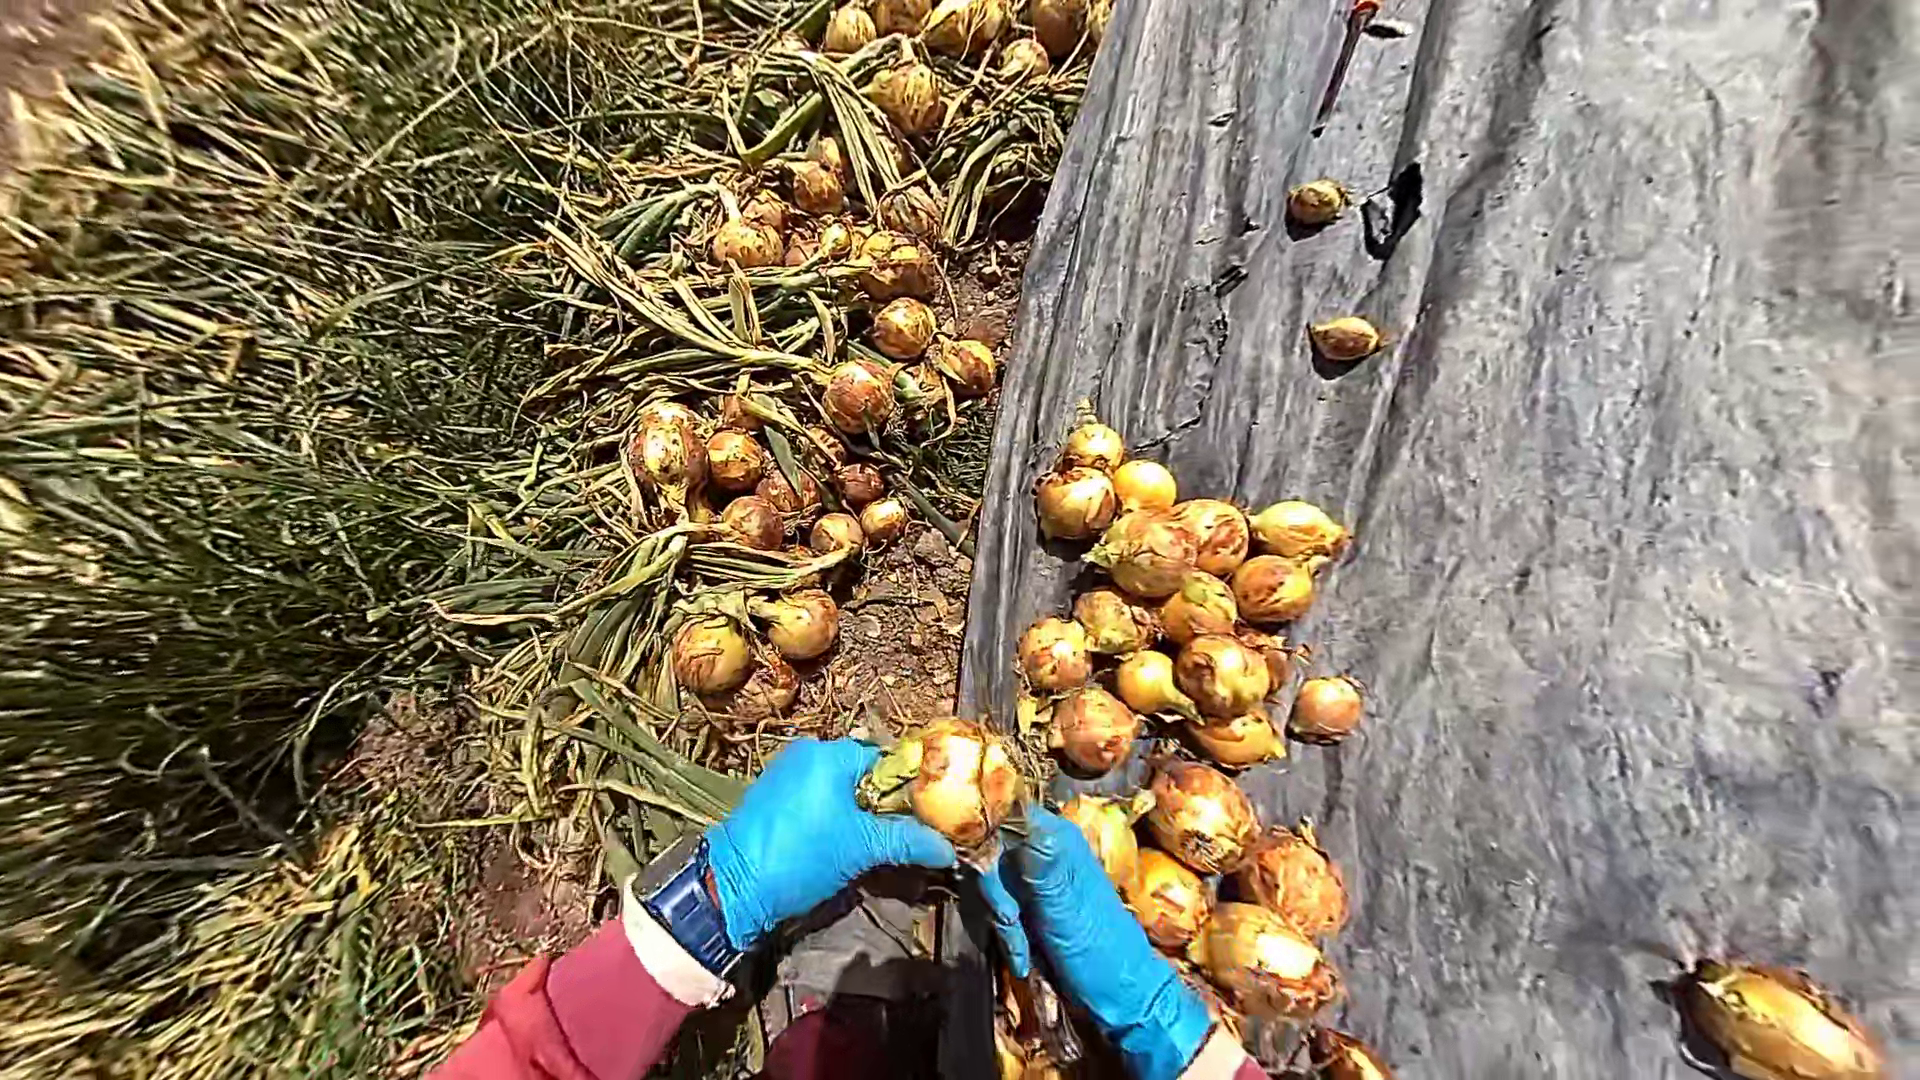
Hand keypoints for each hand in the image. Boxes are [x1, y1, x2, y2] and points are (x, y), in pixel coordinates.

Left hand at [705, 737, 956, 950]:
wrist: (731, 887)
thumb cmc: (802, 856)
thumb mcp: (861, 848)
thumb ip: (906, 841)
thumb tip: (949, 849)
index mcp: (831, 754)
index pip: (884, 760)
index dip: (905, 788)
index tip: (920, 814)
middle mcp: (809, 751)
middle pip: (862, 771)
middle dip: (880, 802)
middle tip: (896, 833)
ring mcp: (787, 770)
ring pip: (837, 784)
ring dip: (856, 809)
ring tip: (868, 841)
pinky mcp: (772, 791)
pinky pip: (815, 793)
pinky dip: (831, 811)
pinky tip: (836, 839)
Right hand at [980, 808, 1213, 1079]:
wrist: (1119, 997)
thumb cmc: (1097, 948)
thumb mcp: (1064, 903)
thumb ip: (1037, 856)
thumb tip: (1013, 806)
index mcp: (1056, 836)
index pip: (1005, 813)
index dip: (989, 841)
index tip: (988, 877)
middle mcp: (1043, 845)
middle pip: (992, 848)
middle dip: (994, 891)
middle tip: (1010, 922)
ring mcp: (1036, 873)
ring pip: (992, 879)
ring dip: (999, 917)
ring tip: (1021, 948)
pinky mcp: (1030, 899)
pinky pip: (1000, 903)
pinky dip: (1005, 930)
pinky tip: (1021, 955)